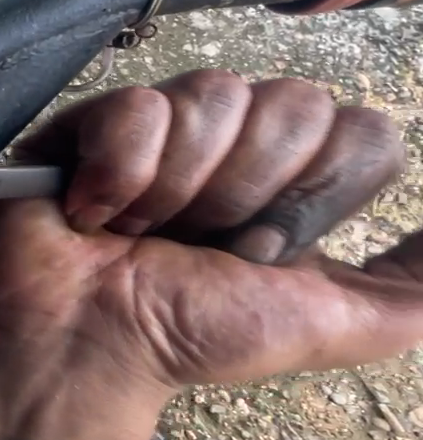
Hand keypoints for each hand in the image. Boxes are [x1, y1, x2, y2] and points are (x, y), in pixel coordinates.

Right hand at [0, 69, 413, 439]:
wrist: (89, 342)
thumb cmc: (193, 335)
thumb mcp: (353, 323)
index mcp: (289, 177)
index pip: (360, 129)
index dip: (317, 193)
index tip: (256, 253)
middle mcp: (225, 143)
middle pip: (293, 103)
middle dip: (244, 191)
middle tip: (192, 242)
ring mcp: (150, 131)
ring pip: (212, 96)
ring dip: (176, 186)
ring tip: (134, 229)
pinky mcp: (79, 127)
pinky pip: (133, 108)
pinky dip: (119, 171)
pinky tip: (92, 211)